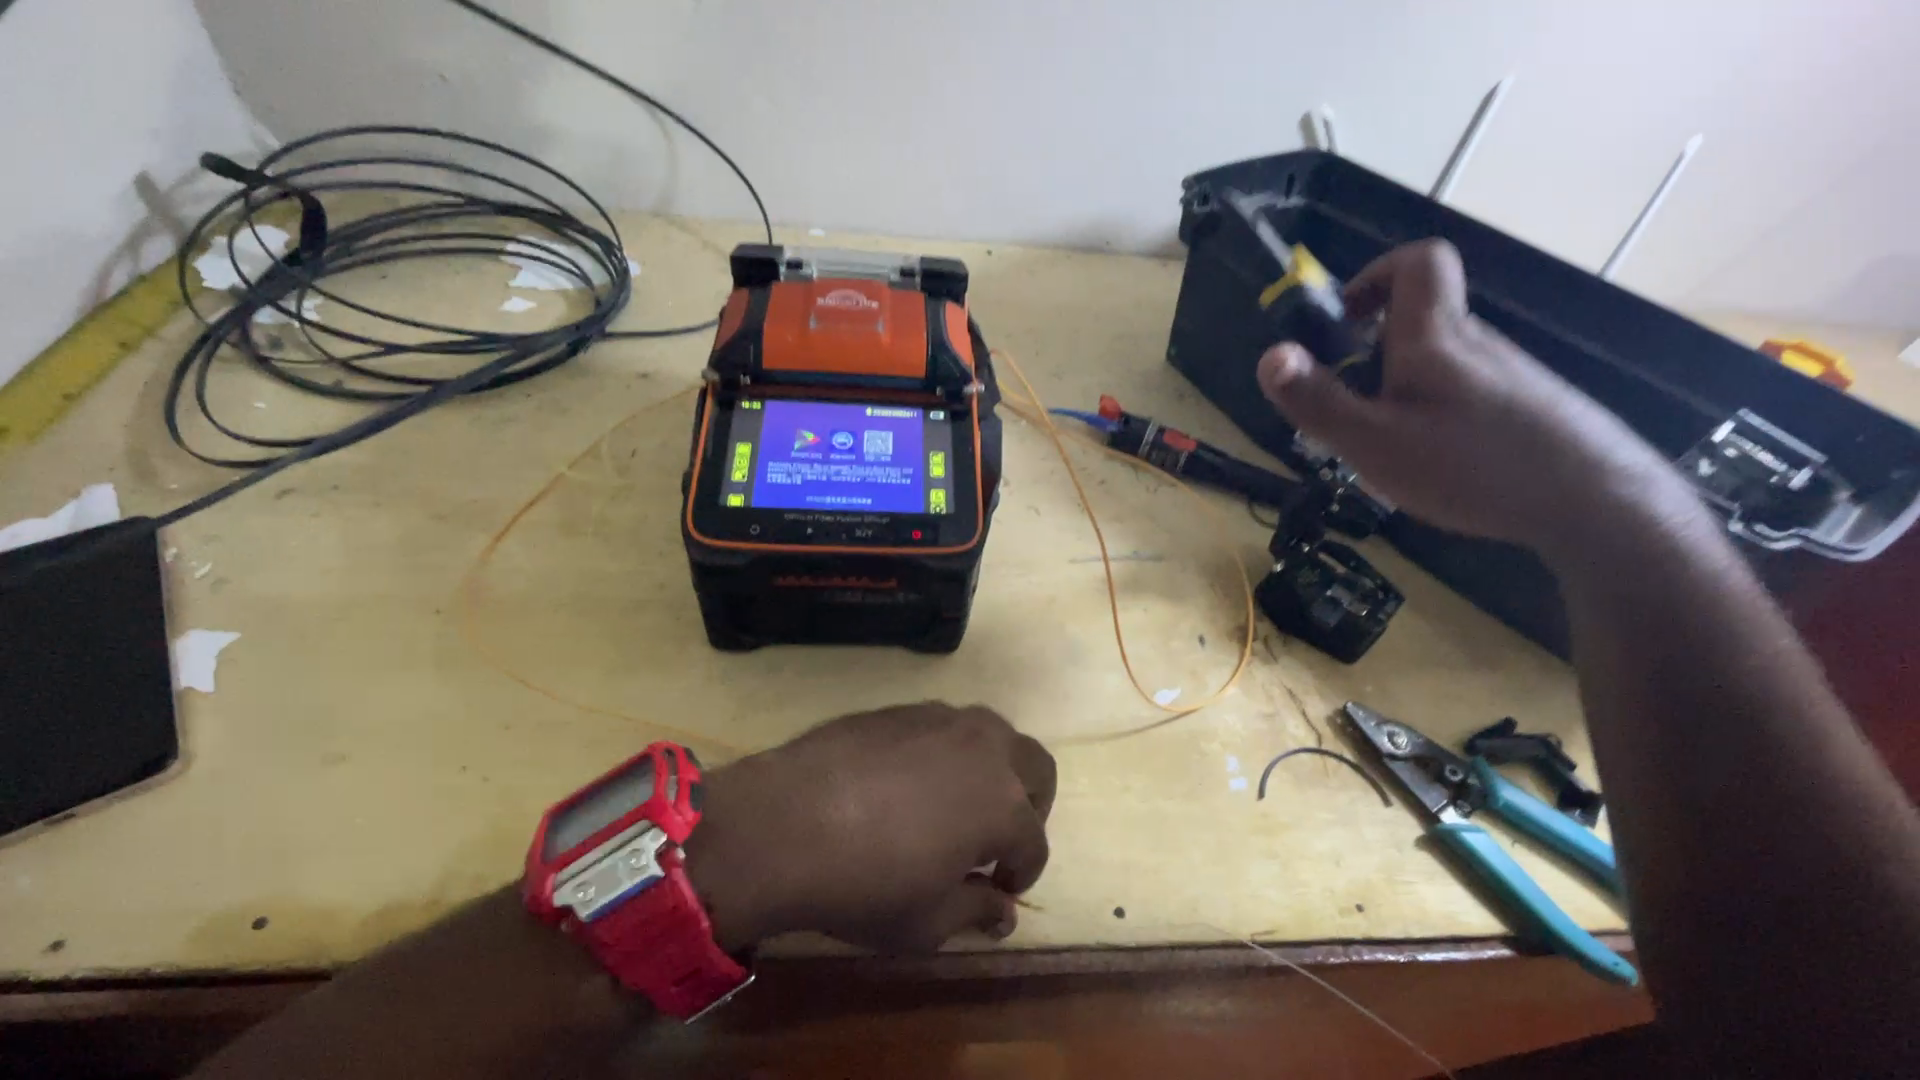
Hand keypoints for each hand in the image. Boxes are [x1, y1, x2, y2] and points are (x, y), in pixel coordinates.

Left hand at [682, 703, 1055, 954]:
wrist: (783, 824)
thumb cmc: (866, 884)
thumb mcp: (927, 922)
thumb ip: (976, 910)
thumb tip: (1004, 913)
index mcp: (1004, 804)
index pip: (1033, 842)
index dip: (1024, 872)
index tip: (1002, 890)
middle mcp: (983, 750)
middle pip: (1034, 766)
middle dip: (1031, 804)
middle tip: (1000, 839)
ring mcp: (939, 720)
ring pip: (990, 734)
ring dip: (990, 769)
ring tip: (959, 804)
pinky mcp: (898, 710)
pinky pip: (940, 727)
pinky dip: (944, 754)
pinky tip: (909, 783)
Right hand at [1256, 239, 1693, 556]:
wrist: (1597, 504)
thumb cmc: (1472, 465)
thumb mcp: (1374, 443)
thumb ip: (1319, 401)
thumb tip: (1270, 354)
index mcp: (1435, 337)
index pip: (1421, 262)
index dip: (1378, 274)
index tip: (1344, 319)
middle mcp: (1476, 342)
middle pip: (1422, 320)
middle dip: (1374, 351)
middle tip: (1350, 407)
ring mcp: (1510, 375)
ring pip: (1443, 364)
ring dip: (1404, 389)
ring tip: (1390, 449)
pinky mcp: (1531, 407)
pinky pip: (1469, 395)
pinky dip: (1440, 415)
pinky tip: (1442, 467)